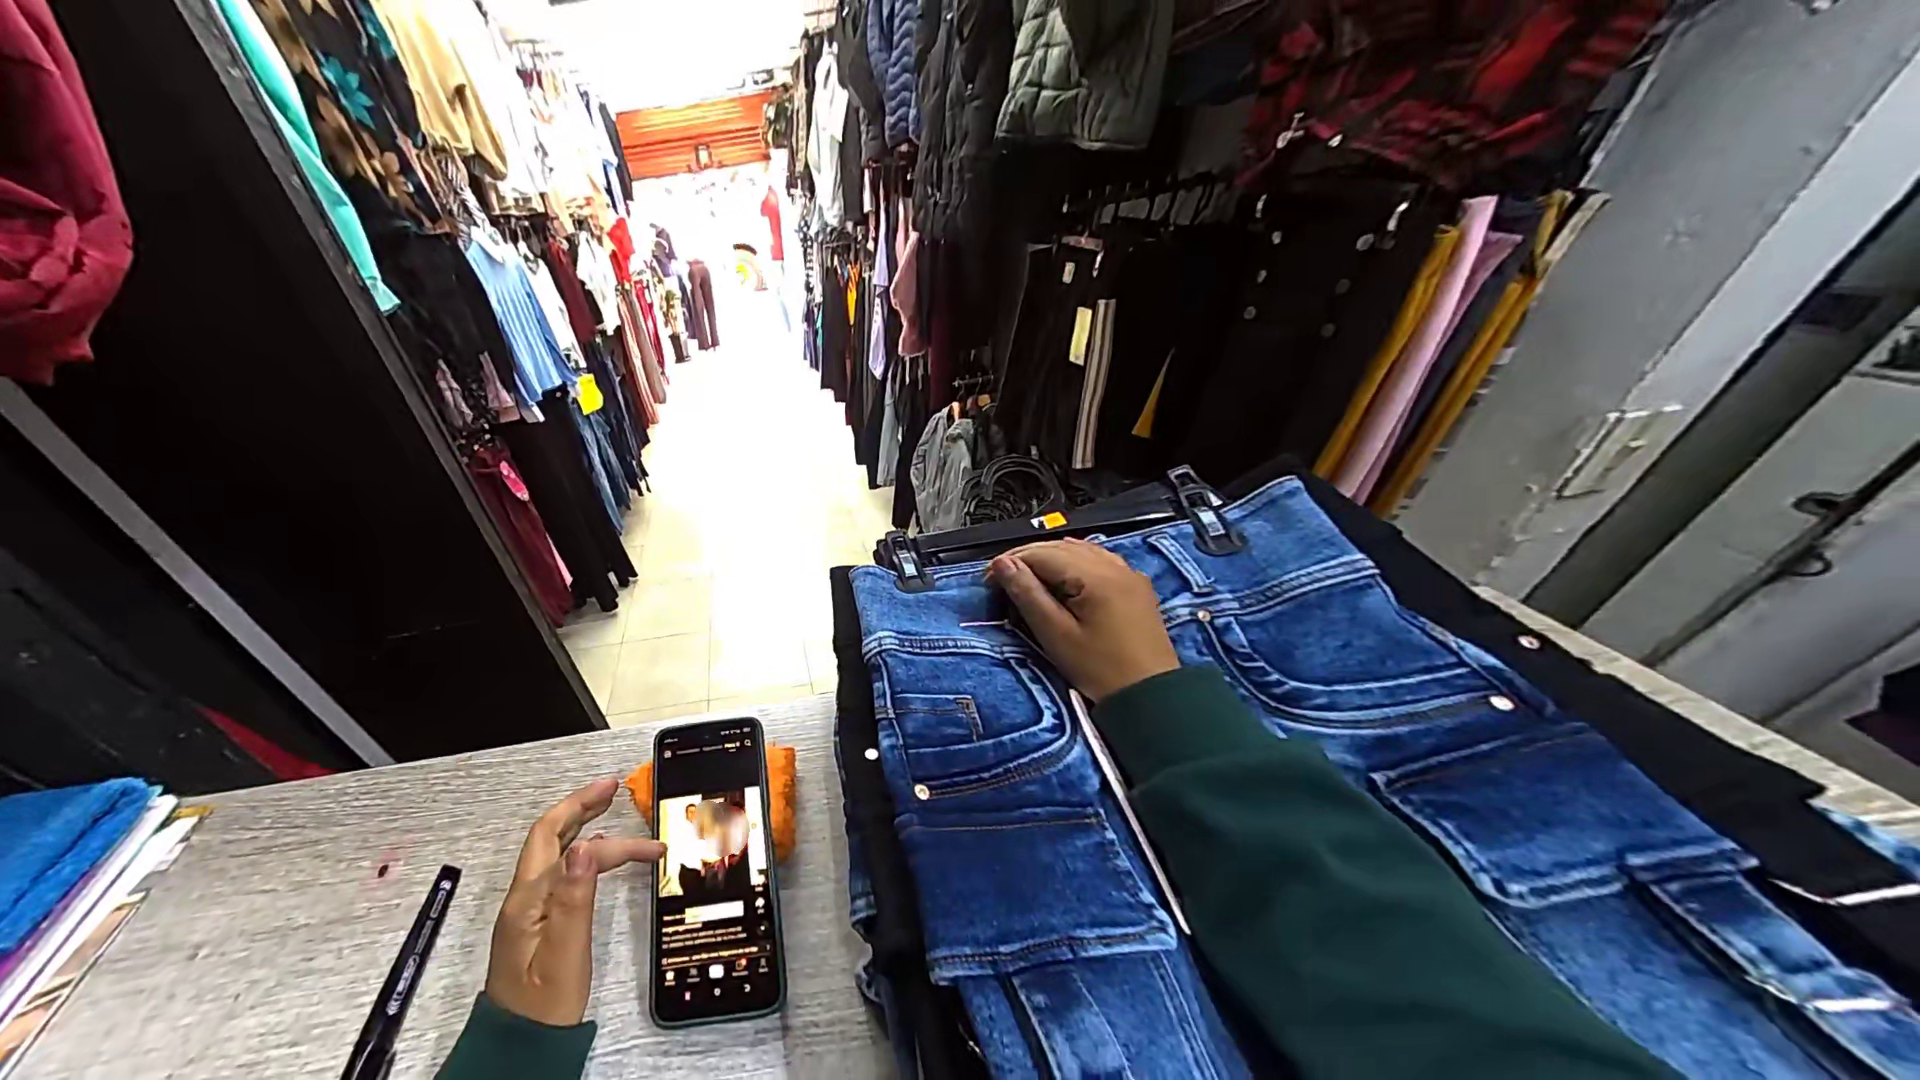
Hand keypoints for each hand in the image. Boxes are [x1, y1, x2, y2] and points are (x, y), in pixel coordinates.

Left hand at [486, 778, 664, 1026]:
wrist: (518, 1046)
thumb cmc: (544, 1005)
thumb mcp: (565, 953)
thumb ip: (574, 898)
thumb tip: (586, 846)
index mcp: (528, 902)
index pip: (572, 850)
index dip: (614, 844)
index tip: (649, 850)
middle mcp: (523, 897)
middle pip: (547, 834)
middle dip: (579, 804)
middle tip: (611, 786)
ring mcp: (527, 907)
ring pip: (551, 847)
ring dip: (578, 819)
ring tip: (606, 801)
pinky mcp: (536, 917)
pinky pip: (557, 865)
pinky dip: (579, 843)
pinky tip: (595, 846)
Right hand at [987, 538, 1178, 700]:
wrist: (1152, 695)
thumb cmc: (1101, 670)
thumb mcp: (1056, 635)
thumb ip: (1028, 595)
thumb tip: (1002, 564)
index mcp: (1094, 576)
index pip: (1042, 553)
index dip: (1011, 562)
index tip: (988, 580)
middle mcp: (1114, 566)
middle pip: (1060, 547)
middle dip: (1028, 558)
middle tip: (1002, 579)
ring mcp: (1128, 573)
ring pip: (1080, 550)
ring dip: (1050, 558)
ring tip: (1027, 578)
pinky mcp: (1135, 586)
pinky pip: (1099, 560)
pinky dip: (1074, 563)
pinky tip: (1063, 576)